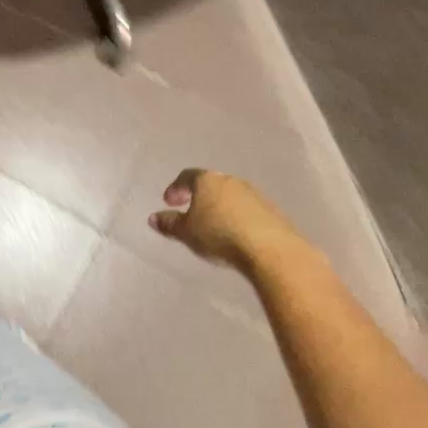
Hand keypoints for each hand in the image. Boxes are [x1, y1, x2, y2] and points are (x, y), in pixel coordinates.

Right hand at [148, 168, 312, 272]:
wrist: (272, 250)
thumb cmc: (220, 235)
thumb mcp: (187, 232)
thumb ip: (169, 223)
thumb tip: (153, 218)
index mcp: (207, 180)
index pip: (186, 176)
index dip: (176, 188)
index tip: (169, 202)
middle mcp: (231, 181)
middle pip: (211, 184)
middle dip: (199, 197)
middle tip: (190, 212)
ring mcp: (255, 195)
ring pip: (231, 197)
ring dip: (220, 208)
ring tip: (214, 226)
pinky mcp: (274, 212)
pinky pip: (249, 210)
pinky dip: (238, 218)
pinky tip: (236, 235)